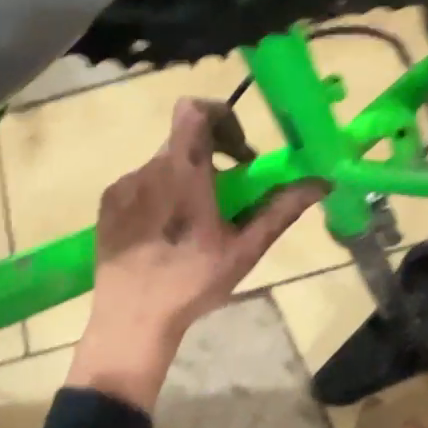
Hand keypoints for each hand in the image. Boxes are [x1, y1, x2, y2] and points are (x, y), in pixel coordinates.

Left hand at [66, 99, 324, 408]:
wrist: (132, 318)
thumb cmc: (192, 283)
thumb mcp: (244, 249)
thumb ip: (281, 209)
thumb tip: (320, 182)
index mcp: (184, 171)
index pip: (196, 110)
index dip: (221, 116)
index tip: (238, 152)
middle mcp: (149, 168)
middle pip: (183, 142)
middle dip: (210, 158)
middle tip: (228, 195)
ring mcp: (124, 186)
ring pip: (161, 168)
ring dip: (184, 182)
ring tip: (194, 225)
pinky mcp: (107, 206)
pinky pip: (139, 187)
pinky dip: (158, 199)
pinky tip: (164, 237)